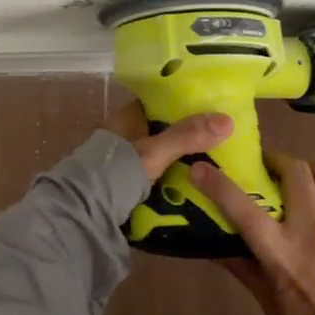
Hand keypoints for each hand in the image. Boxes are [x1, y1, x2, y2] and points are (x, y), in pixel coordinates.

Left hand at [103, 100, 233, 183]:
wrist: (85, 213)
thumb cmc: (117, 171)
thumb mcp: (155, 151)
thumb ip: (188, 135)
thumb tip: (228, 120)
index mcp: (129, 116)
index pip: (163, 101)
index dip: (188, 102)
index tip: (216, 107)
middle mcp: (129, 134)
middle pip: (166, 129)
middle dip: (192, 135)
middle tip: (226, 138)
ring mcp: (129, 160)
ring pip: (165, 154)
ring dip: (185, 159)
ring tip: (222, 162)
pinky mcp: (131, 184)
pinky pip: (161, 176)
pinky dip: (176, 178)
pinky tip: (199, 184)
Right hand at [191, 151, 314, 314]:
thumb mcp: (265, 298)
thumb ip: (240, 264)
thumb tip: (209, 241)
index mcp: (282, 254)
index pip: (245, 210)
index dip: (219, 186)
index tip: (199, 167)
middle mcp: (312, 232)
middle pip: (295, 172)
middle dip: (275, 160)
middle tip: (263, 167)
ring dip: (303, 168)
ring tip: (291, 175)